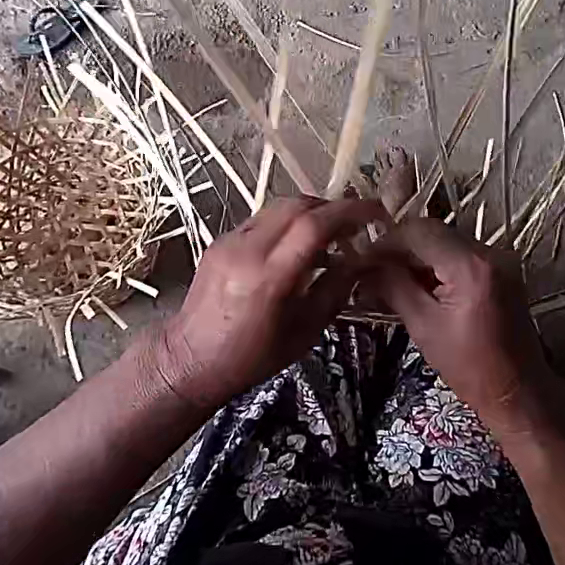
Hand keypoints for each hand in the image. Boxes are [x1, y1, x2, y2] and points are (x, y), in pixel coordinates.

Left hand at [145, 196, 384, 411]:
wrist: (189, 360)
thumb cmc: (252, 357)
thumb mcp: (304, 332)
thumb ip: (336, 289)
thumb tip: (364, 260)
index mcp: (269, 278)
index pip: (314, 226)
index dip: (350, 212)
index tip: (376, 213)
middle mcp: (246, 250)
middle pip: (298, 205)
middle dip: (333, 208)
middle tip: (355, 224)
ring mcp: (229, 241)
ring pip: (278, 207)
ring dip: (310, 212)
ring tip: (330, 235)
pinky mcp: (219, 240)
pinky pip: (262, 219)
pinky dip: (287, 223)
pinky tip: (296, 246)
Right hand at [368, 218, 559, 439]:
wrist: (519, 392)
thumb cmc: (470, 367)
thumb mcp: (423, 326)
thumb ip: (393, 286)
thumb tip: (366, 266)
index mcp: (470, 266)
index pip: (418, 232)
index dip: (387, 242)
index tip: (365, 259)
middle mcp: (489, 252)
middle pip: (433, 231)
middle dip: (400, 248)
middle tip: (374, 270)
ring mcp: (500, 258)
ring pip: (445, 240)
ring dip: (417, 255)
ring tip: (392, 279)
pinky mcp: (501, 269)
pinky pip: (460, 253)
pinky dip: (437, 263)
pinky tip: (420, 285)